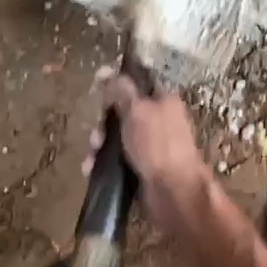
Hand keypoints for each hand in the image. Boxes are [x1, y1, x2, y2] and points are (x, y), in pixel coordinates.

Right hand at [90, 73, 211, 234]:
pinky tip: (91, 169)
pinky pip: (117, 159)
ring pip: (117, 136)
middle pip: (122, 110)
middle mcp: (158, 120)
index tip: (97, 85)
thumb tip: (104, 71)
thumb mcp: (136, 109)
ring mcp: (150, 146)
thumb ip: (119, 89)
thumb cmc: (158, 145)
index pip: (136, 81)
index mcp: (163, 99)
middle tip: (97, 134)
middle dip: (104, 121)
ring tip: (92, 157)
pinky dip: (103, 163)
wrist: (175, 195)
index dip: (116, 82)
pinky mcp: (142, 169)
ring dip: (100, 144)